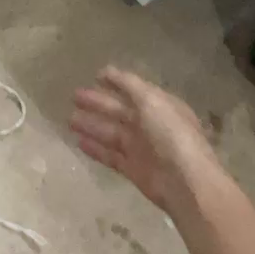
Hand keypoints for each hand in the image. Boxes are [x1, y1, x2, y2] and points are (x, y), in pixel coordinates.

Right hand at [70, 67, 219, 212]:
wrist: (185, 183)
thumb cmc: (170, 135)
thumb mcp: (151, 100)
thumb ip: (128, 84)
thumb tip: (106, 70)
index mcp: (160, 107)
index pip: (134, 91)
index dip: (116, 83)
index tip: (94, 76)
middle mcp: (151, 126)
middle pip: (119, 111)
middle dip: (97, 103)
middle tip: (74, 96)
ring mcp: (142, 149)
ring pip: (111, 133)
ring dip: (91, 125)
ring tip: (69, 119)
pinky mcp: (133, 170)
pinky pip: (110, 156)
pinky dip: (95, 148)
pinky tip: (78, 141)